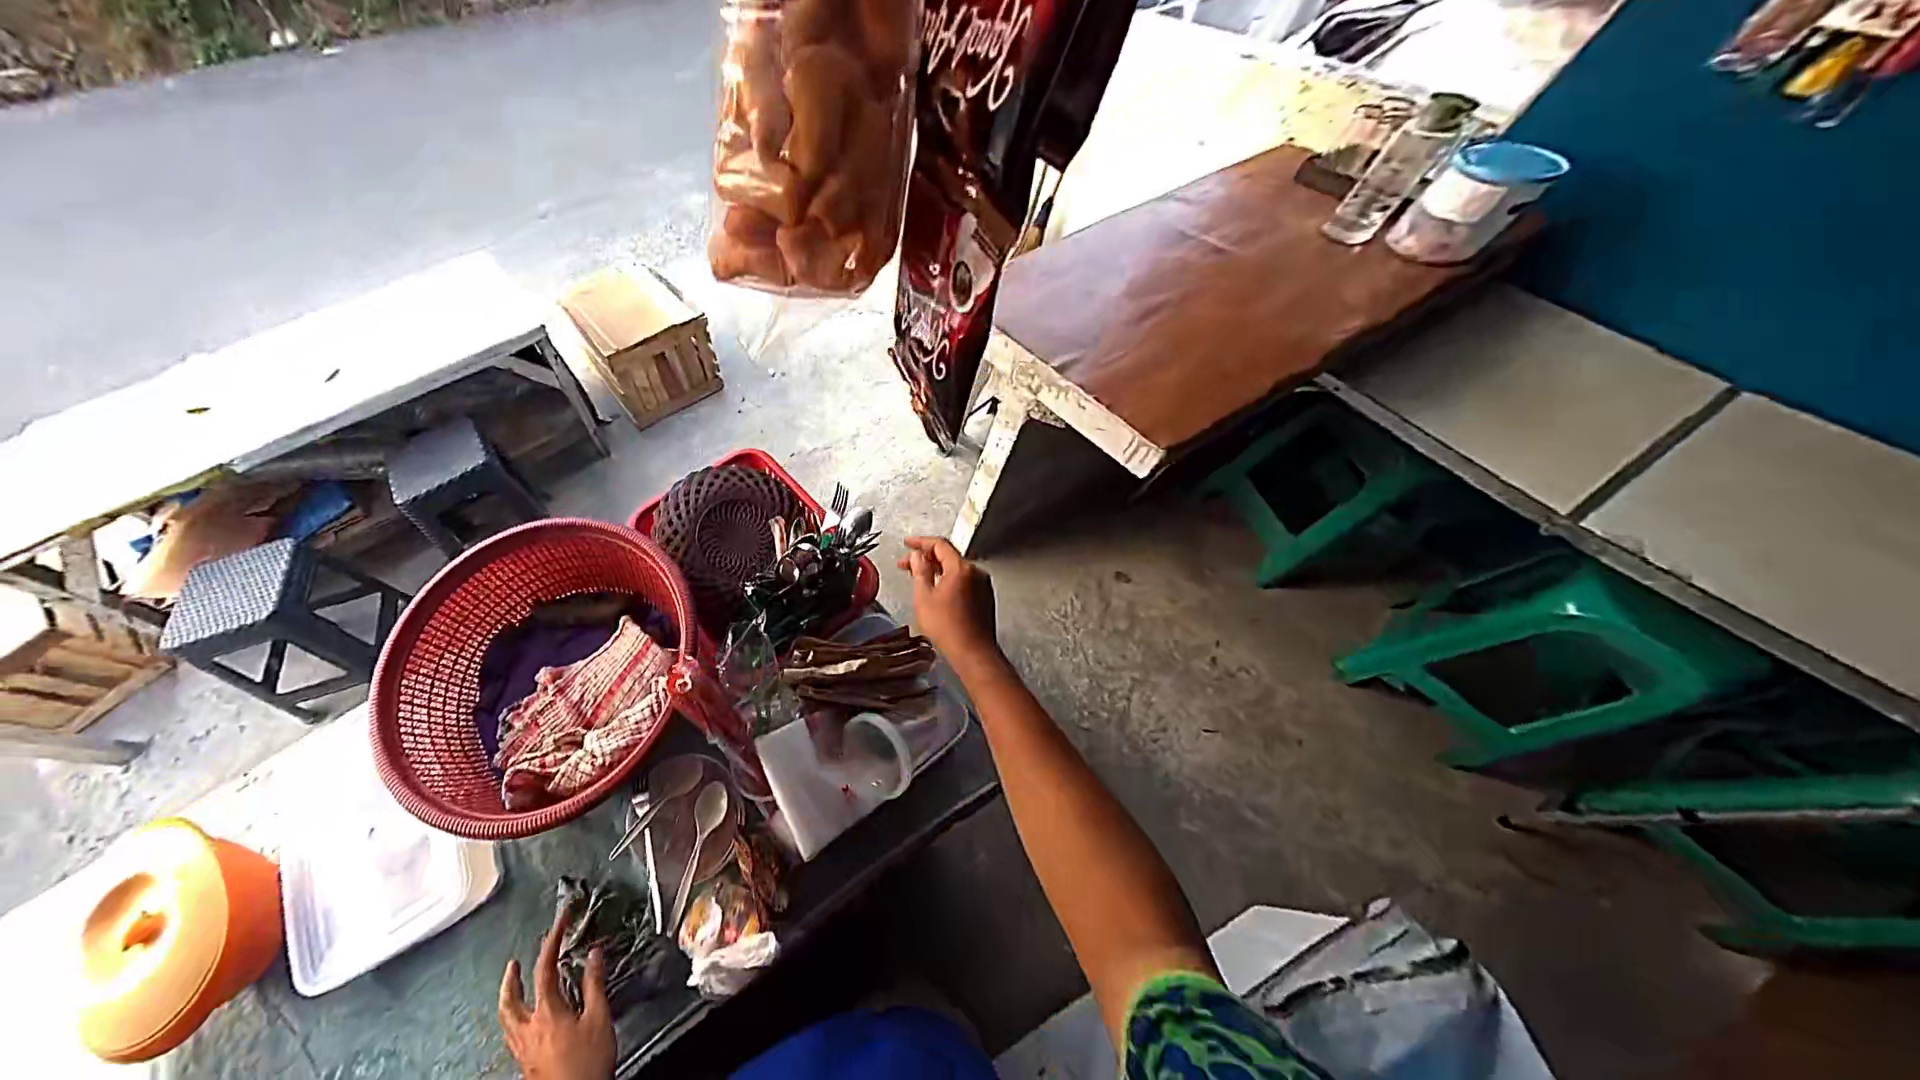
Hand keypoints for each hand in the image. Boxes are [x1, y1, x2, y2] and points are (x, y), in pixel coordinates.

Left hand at [499, 903, 613, 1079]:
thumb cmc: (589, 1062)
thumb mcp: (599, 1017)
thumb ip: (594, 984)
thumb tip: (593, 954)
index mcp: (547, 1013)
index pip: (545, 969)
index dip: (552, 941)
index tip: (560, 922)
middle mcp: (529, 1029)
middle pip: (510, 1000)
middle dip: (510, 979)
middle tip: (514, 962)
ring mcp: (523, 1049)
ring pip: (506, 1019)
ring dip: (507, 998)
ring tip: (511, 987)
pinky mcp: (526, 1062)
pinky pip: (512, 1033)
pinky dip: (514, 1017)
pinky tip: (523, 1019)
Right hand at [897, 536, 999, 668]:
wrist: (973, 652)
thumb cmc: (949, 629)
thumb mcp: (924, 596)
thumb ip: (920, 571)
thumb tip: (918, 557)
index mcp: (961, 568)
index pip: (939, 544)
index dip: (920, 542)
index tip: (908, 543)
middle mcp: (976, 573)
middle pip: (948, 556)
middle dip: (926, 558)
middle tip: (908, 564)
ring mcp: (982, 586)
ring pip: (956, 569)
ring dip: (937, 570)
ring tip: (920, 578)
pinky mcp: (984, 598)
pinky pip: (964, 581)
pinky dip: (949, 581)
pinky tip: (938, 592)